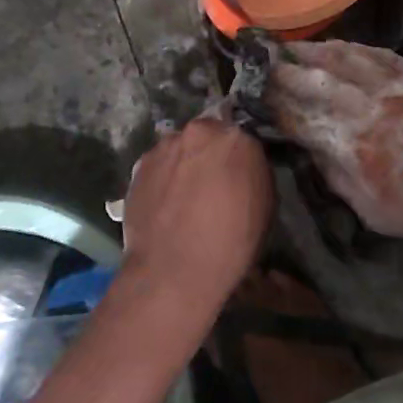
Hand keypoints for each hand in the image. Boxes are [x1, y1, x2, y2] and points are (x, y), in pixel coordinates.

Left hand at [120, 117, 272, 318]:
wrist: (172, 270)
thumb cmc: (230, 244)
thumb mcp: (264, 208)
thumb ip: (253, 173)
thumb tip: (243, 168)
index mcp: (237, 139)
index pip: (242, 137)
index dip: (240, 157)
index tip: (238, 175)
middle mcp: (199, 132)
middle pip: (208, 136)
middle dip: (210, 154)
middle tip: (210, 183)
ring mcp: (164, 147)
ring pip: (180, 148)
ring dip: (184, 163)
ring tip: (183, 196)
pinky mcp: (139, 165)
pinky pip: (158, 165)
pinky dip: (163, 178)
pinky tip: (164, 203)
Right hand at [267, 41, 402, 238]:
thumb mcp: (373, 212)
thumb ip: (337, 177)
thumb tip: (313, 150)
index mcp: (352, 144)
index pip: (299, 116)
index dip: (272, 102)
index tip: (250, 91)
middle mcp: (367, 106)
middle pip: (314, 80)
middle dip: (283, 70)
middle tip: (260, 59)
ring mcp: (395, 85)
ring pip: (344, 60)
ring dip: (312, 53)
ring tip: (291, 48)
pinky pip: (377, 54)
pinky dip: (351, 48)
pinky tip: (338, 46)